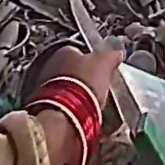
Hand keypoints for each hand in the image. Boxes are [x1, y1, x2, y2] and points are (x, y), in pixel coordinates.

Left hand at [30, 44, 122, 164]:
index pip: (81, 51)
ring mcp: (46, 86)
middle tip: (98, 87)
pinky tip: (83, 114)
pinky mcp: (46, 106)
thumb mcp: (104, 64)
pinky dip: (72, 108)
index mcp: (64, 50)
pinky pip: (64, 104)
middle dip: (84, 77)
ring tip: (92, 104)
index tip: (102, 69)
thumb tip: (118, 52)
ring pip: (67, 87)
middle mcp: (51, 65)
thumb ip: (111, 56)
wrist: (65, 114)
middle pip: (72, 69)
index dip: (93, 60)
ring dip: (77, 93)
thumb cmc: (84, 82)